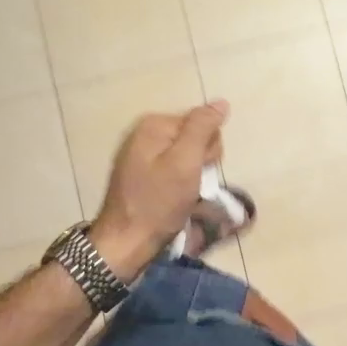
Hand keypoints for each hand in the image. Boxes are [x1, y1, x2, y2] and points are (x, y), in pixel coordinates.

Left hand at [89, 100, 227, 282]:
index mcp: (154, 124)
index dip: (208, 149)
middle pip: (194, 137)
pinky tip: (173, 199)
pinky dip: (179, 184)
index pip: (202, 122)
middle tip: (190, 185)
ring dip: (192, 175)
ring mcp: (141, 154)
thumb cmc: (158, 204)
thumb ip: (202, 128)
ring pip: (186, 156)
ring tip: (182, 195)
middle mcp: (144, 133)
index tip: (198, 172)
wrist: (126, 243)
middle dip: (200, 161)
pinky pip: (173, 169)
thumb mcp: (185, 163)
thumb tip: (220, 102)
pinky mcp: (141, 174)